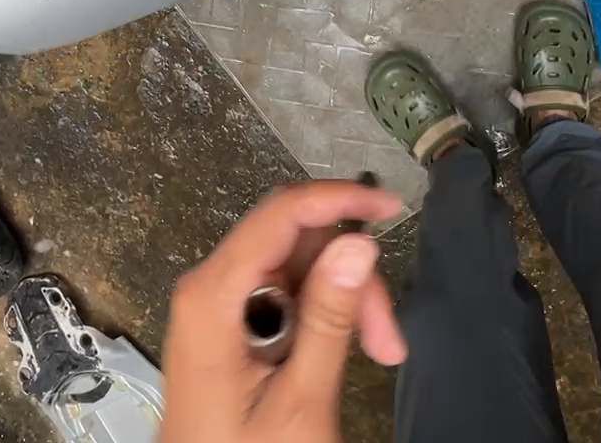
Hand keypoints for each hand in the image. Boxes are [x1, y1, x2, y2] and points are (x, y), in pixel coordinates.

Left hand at [159, 181, 406, 442]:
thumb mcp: (298, 403)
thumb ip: (328, 319)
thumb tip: (358, 242)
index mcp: (213, 294)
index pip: (281, 213)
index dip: (337, 198)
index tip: (389, 206)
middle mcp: (212, 284)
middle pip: (296, 240)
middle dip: (348, 273)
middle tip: (387, 334)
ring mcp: (222, 301)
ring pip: (301, 264)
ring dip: (345, 299)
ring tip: (379, 352)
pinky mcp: (233, 320)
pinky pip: (290, 291)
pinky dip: (326, 314)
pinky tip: (349, 347)